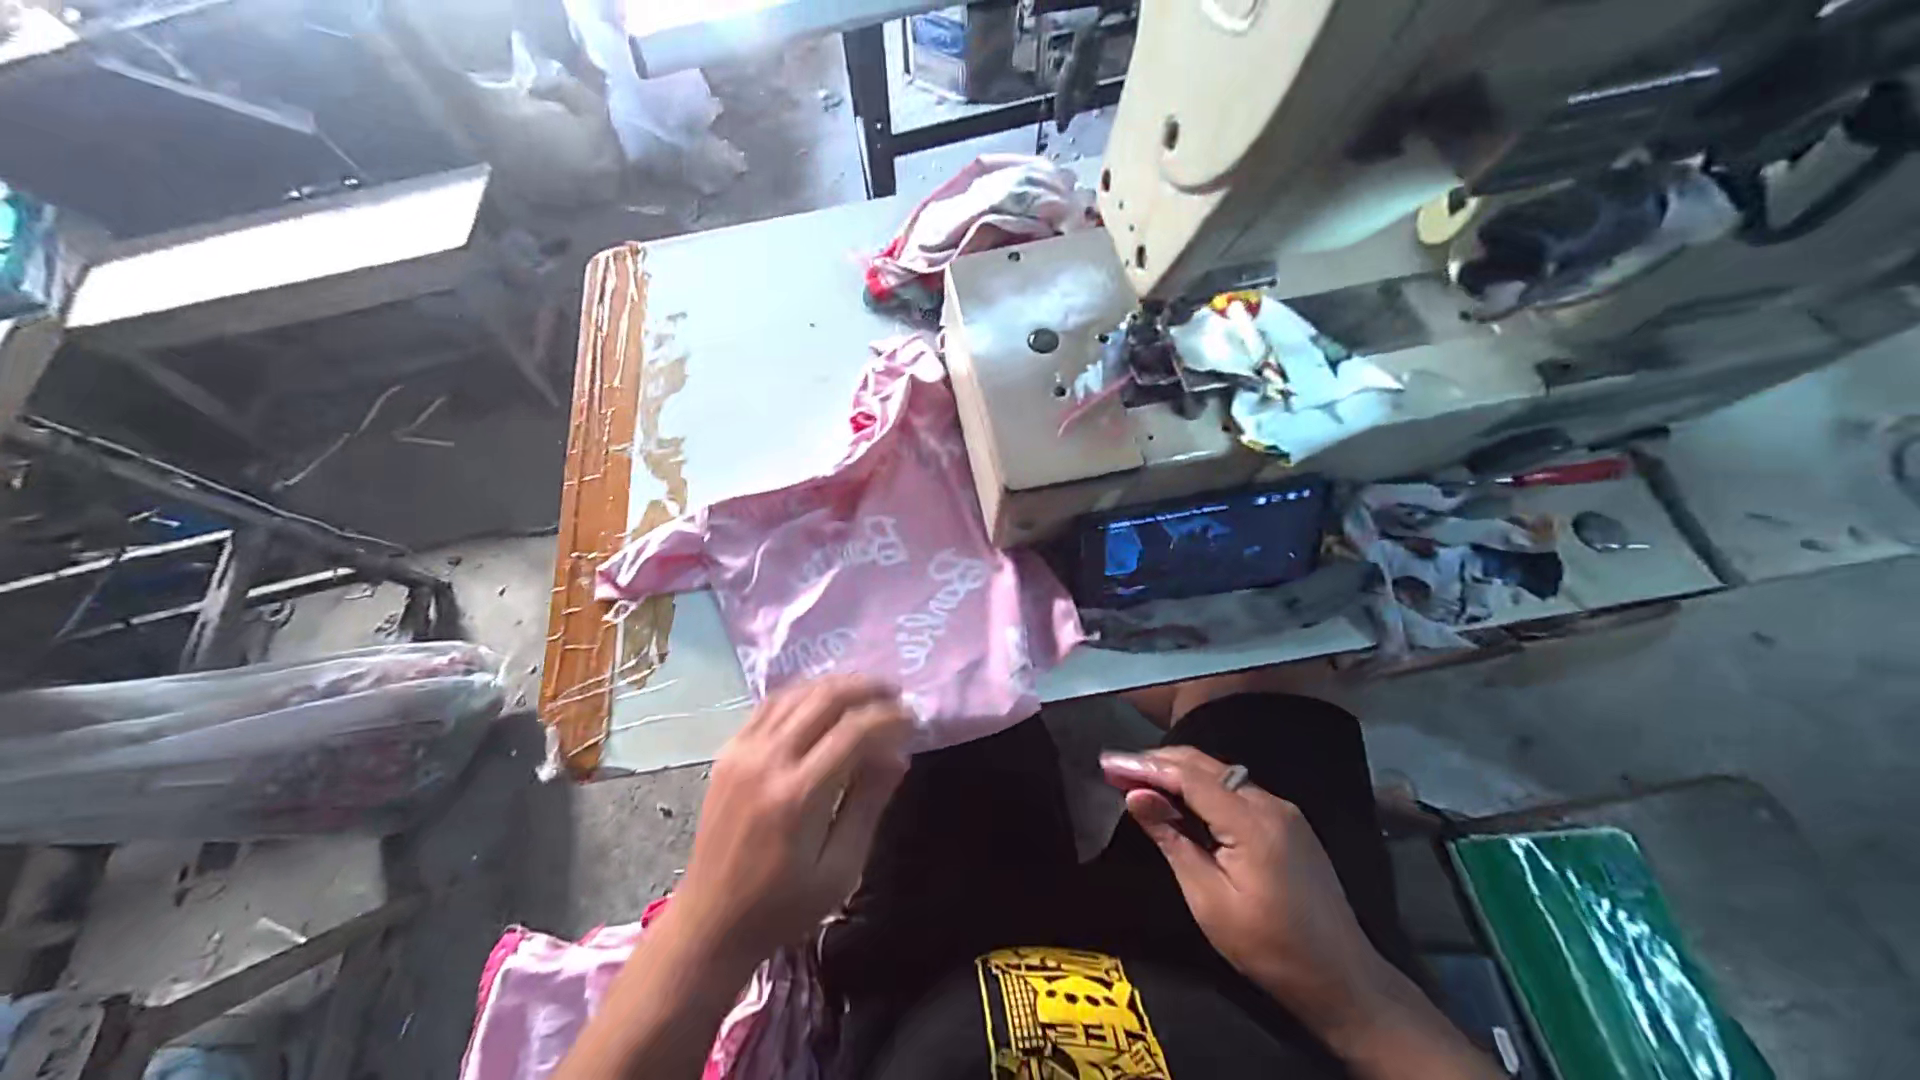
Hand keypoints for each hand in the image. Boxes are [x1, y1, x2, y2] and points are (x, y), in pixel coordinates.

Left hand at [667, 675, 912, 973]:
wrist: (711, 923)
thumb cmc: (783, 906)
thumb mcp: (841, 868)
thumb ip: (869, 804)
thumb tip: (897, 755)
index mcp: (798, 796)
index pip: (854, 732)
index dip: (889, 719)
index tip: (913, 720)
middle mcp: (767, 762)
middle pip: (824, 700)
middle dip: (866, 689)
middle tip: (894, 694)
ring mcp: (742, 753)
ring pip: (796, 695)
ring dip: (835, 686)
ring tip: (866, 691)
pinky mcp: (728, 753)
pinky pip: (769, 706)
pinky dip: (802, 694)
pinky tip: (822, 700)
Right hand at [1099, 747, 1398, 1039]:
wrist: (1343, 980)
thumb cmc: (1268, 949)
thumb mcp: (1209, 900)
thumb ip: (1172, 840)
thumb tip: (1135, 795)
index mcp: (1253, 823)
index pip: (1188, 776)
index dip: (1144, 765)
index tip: (1108, 762)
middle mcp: (1271, 804)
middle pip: (1204, 765)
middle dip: (1156, 762)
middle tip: (1114, 766)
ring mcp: (1283, 811)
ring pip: (1220, 774)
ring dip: (1177, 772)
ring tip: (1136, 778)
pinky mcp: (1287, 822)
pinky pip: (1235, 790)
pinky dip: (1200, 787)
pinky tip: (1176, 797)